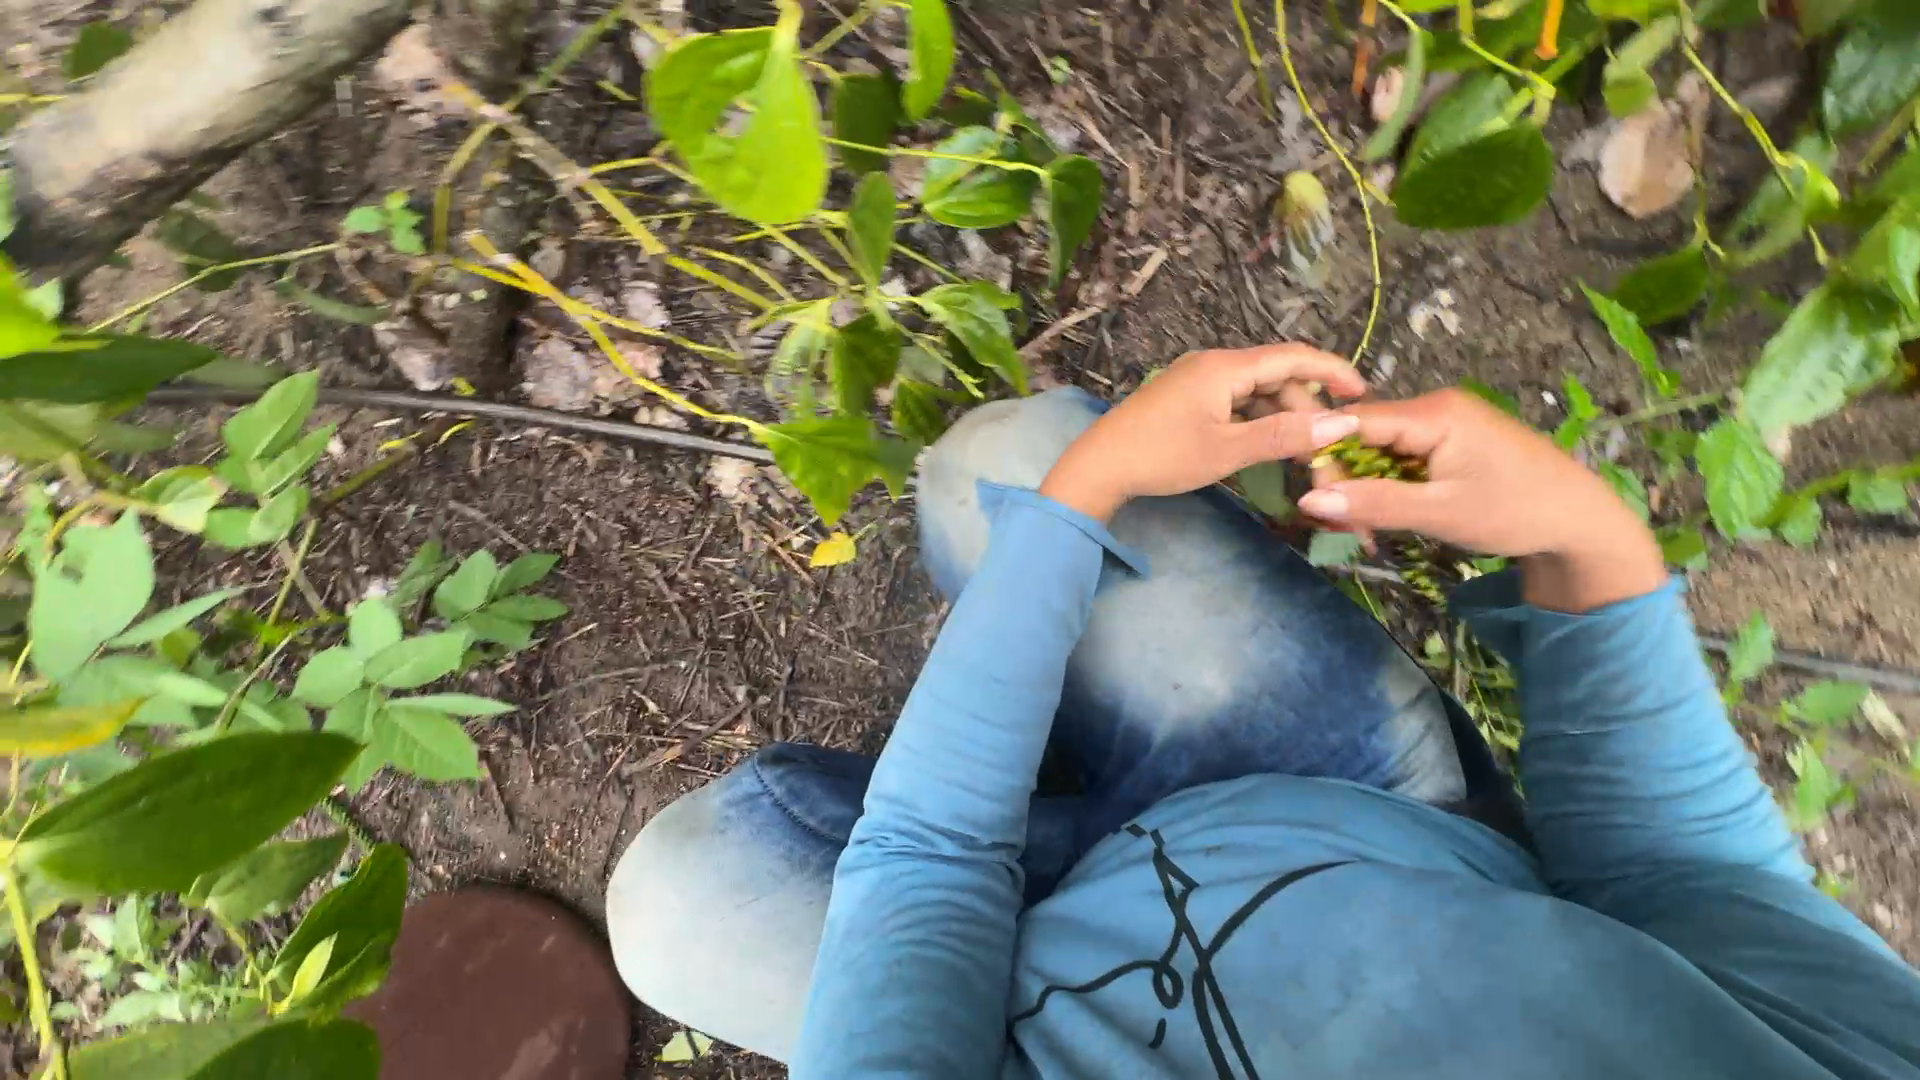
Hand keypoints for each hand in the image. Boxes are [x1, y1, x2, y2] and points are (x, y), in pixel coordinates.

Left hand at [1039, 344, 1366, 521]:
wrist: (1099, 466)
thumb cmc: (1162, 457)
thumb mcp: (1227, 451)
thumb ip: (1284, 436)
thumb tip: (1341, 424)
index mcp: (1223, 367)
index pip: (1292, 357)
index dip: (1331, 372)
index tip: (1362, 394)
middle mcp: (1210, 364)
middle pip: (1273, 376)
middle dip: (1303, 406)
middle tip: (1323, 445)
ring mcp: (1194, 380)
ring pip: (1251, 391)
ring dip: (1278, 416)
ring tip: (1297, 450)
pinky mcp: (1183, 398)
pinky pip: (1231, 401)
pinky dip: (1252, 419)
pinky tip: (1262, 443)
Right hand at [1295, 388, 1666, 611]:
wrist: (1584, 525)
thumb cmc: (1517, 513)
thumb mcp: (1438, 513)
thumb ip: (1372, 503)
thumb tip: (1306, 500)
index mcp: (1434, 413)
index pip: (1351, 424)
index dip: (1324, 460)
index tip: (1316, 504)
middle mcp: (1434, 408)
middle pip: (1359, 438)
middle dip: (1344, 483)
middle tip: (1348, 530)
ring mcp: (1443, 424)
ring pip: (1375, 452)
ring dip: (1362, 491)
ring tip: (1368, 531)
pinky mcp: (1448, 442)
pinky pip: (1397, 459)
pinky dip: (1384, 489)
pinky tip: (1386, 517)